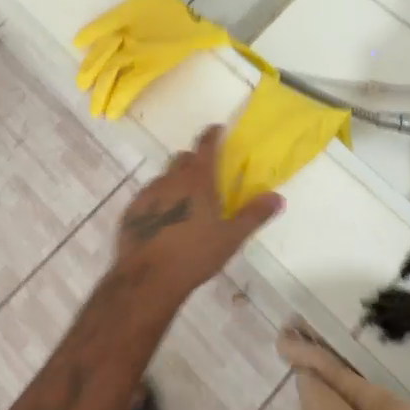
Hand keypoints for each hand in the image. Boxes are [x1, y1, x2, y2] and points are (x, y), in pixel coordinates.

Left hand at [115, 126, 282, 296]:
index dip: (212, 135)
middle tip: (207, 178)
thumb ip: (254, 214)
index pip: (205, 145)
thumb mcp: (231, 237)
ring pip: (164, 178)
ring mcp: (148, 194)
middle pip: (183, 159)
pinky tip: (164, 222)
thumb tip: (278, 197)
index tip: (218, 130)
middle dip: (194, 162)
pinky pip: (149, 198)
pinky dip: (159, 202)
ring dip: (175, 183)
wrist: (148, 279)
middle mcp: (170, 179)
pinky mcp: (132, 211)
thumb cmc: (195, 255)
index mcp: (197, 179)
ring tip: (186, 205)